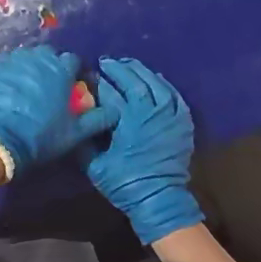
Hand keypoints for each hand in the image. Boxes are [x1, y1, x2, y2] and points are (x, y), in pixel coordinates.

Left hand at [0, 46, 118, 179]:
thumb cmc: (41, 136)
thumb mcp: (76, 133)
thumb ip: (98, 119)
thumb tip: (115, 110)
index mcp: (61, 70)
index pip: (73, 61)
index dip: (73, 72)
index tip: (70, 86)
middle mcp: (38, 58)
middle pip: (48, 56)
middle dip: (50, 67)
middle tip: (48, 86)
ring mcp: (13, 61)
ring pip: (26, 58)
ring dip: (29, 68)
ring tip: (26, 86)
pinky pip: (5, 65)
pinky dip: (9, 73)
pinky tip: (7, 87)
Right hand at [82, 58, 204, 242]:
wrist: (157, 198)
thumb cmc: (123, 181)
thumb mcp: (94, 162)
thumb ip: (85, 137)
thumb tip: (77, 116)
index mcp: (129, 118)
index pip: (111, 91)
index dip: (100, 80)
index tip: (91, 73)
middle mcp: (152, 111)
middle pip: (136, 80)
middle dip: (120, 69)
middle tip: (107, 62)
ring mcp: (171, 115)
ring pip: (157, 83)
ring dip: (142, 72)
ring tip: (129, 66)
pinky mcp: (183, 122)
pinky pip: (174, 95)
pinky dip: (163, 84)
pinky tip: (155, 79)